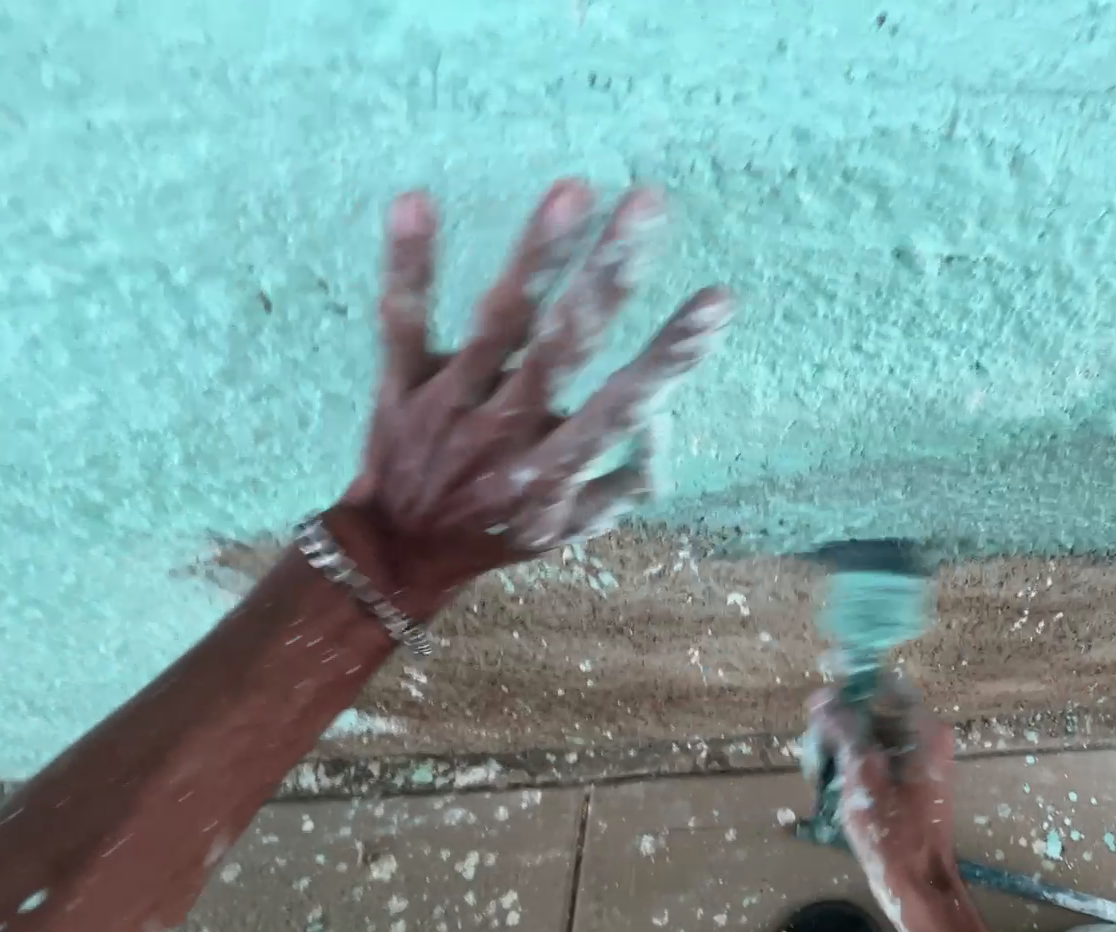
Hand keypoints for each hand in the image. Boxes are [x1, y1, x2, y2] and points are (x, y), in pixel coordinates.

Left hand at [337, 180, 731, 612]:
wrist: (398, 556)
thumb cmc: (503, 535)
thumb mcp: (576, 528)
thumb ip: (626, 481)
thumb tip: (662, 417)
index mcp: (556, 469)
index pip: (625, 405)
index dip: (671, 355)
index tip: (716, 304)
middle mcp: (510, 431)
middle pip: (566, 347)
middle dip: (611, 276)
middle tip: (648, 205)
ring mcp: (451, 406)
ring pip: (500, 325)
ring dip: (538, 257)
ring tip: (574, 191)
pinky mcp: (398, 388)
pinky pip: (401, 322)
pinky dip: (409, 265)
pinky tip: (416, 198)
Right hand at [807, 682, 961, 921]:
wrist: (918, 888)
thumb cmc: (893, 833)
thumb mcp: (862, 773)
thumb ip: (844, 728)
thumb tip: (823, 695)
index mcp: (924, 730)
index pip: (884, 686)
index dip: (849, 688)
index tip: (818, 703)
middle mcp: (926, 739)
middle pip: (875, 711)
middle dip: (840, 724)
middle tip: (814, 746)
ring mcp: (919, 761)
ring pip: (871, 736)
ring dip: (842, 748)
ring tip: (818, 771)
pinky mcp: (908, 782)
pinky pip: (876, 759)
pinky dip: (853, 766)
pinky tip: (830, 785)